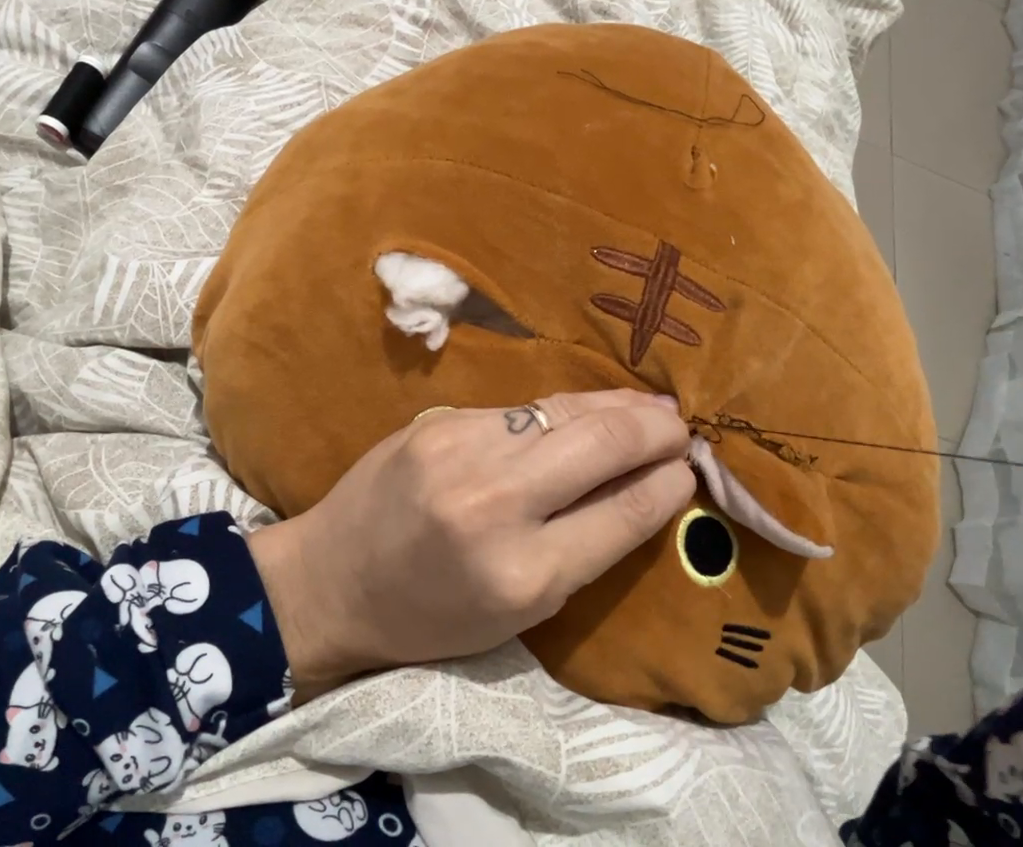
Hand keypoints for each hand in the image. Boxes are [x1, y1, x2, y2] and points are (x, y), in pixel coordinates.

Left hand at [246, 390, 693, 697]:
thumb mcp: (521, 611)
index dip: (670, 484)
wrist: (332, 580)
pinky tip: (585, 410)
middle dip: (656, 428)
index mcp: (523, 575)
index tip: (690, 470)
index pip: (625, 512)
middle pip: (604, 442)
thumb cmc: (432, 617)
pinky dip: (563, 410)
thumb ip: (586, 548)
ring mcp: (461, 451)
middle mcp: (495, 504)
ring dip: (616, 406)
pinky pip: (522, 408)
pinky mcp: (439, 420)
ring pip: (565, 409)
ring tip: (649, 407)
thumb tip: (648, 486)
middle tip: (681, 427)